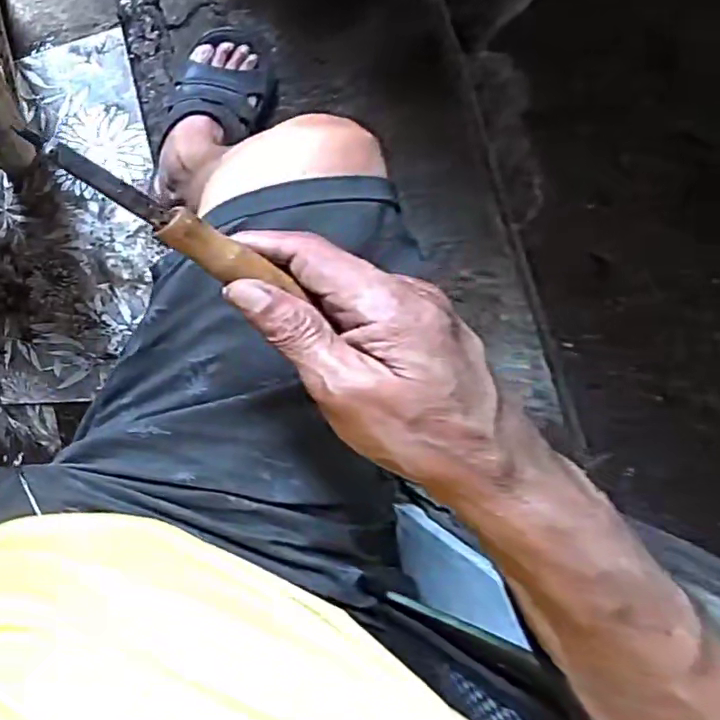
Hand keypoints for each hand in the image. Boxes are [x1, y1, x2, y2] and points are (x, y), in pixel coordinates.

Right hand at [221, 231, 549, 505]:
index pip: (307, 251)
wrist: (503, 475)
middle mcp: (407, 292)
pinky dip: (320, 301)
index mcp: (388, 302)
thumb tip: (241, 287)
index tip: (215, 249)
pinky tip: (309, 328)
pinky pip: (355, 296)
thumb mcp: (341, 386)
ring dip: (294, 286)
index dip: (256, 243)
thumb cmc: (422, 437)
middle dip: (269, 266)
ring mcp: (418, 305)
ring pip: (338, 279)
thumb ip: (291, 330)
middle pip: (322, 261)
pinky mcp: (420, 321)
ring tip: (263, 312)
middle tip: (228, 286)